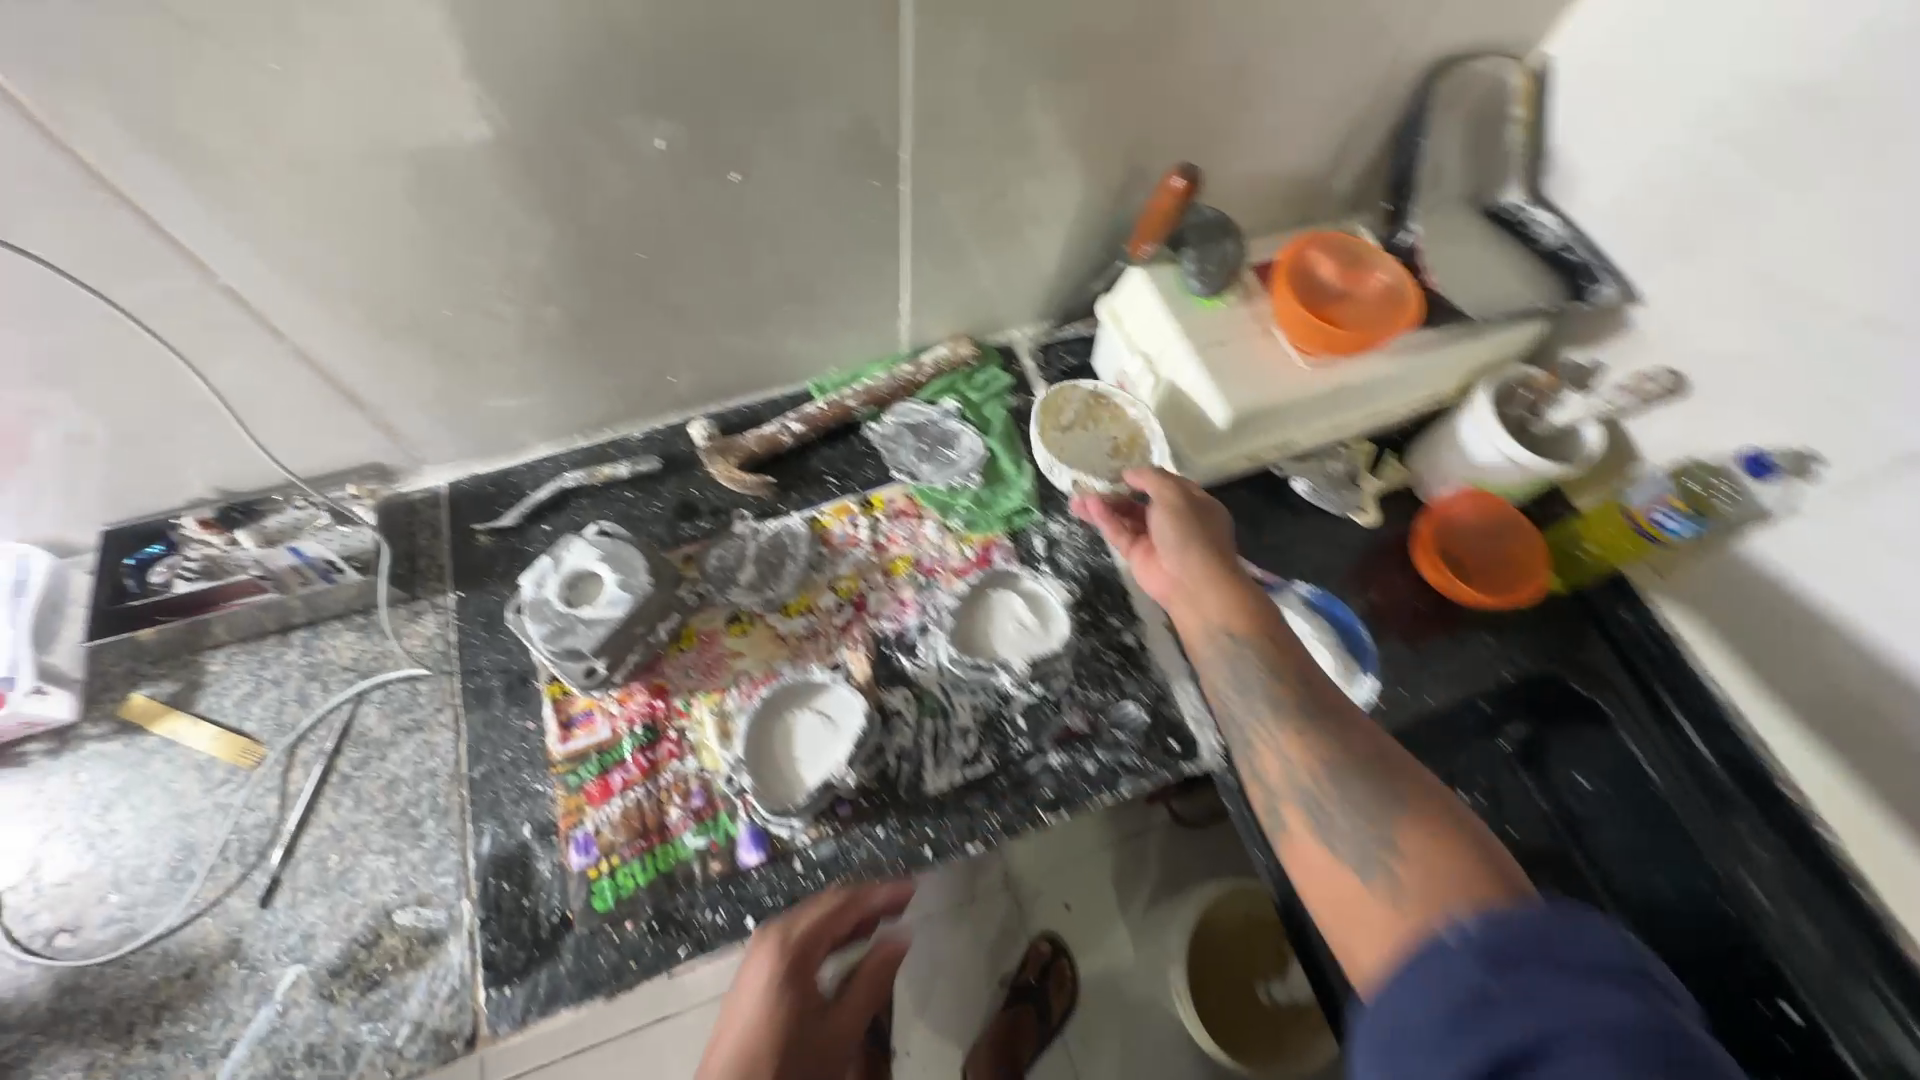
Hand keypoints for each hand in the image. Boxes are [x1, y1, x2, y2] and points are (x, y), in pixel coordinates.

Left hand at [696, 880, 914, 1079]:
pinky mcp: (757, 966)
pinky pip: (801, 933)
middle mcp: (773, 934)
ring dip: (850, 915)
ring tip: (887, 918)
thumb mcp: (839, 1032)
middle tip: (906, 901)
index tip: (915, 889)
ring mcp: (761, 949)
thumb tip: (902, 936)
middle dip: (868, 899)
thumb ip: (873, 979)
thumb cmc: (786, 1069)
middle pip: (828, 903)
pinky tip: (851, 941)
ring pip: (814, 916)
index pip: (845, 902)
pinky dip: (830, 931)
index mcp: (792, 943)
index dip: (882, 893)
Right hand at [1070, 467, 1248, 619]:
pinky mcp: (1137, 555)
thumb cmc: (1190, 531)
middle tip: (1089, 484)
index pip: (1164, 485)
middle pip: (1139, 501)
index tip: (1120, 471)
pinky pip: (1119, 533)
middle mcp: (1173, 519)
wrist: (1193, 582)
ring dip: (1103, 506)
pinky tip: (1089, 507)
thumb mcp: (1175, 494)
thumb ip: (1151, 478)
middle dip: (1115, 493)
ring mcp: (1154, 538)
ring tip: (1077, 498)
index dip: (1143, 477)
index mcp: (1191, 502)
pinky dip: (1105, 520)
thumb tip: (1129, 473)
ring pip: (1125, 518)